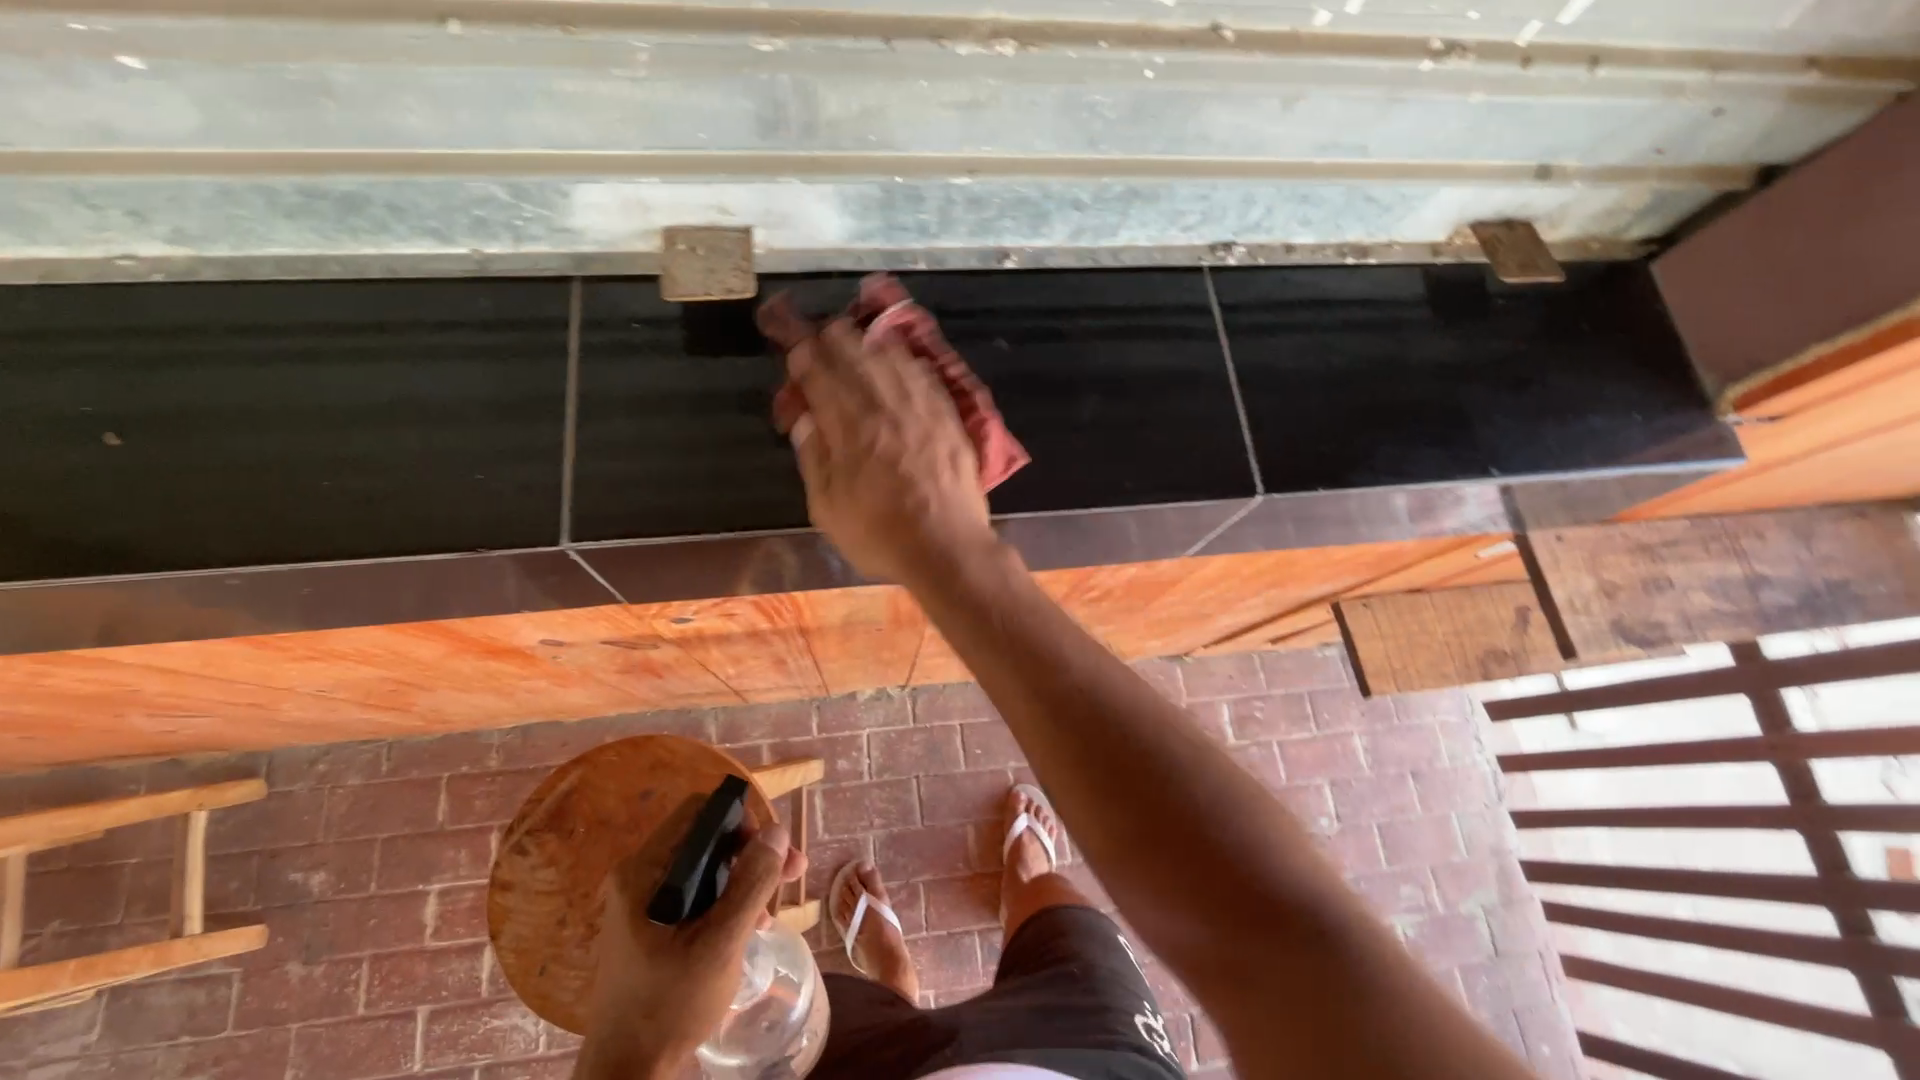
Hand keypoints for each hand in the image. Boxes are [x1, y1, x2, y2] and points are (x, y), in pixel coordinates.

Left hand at [579, 819, 805, 1077]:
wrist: (627, 1070)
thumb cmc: (670, 1005)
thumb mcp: (720, 943)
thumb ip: (751, 884)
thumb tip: (778, 830)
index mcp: (644, 872)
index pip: (698, 813)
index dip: (742, 821)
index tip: (774, 850)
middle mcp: (640, 877)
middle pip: (706, 840)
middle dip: (753, 853)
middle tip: (794, 873)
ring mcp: (644, 904)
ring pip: (706, 869)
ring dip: (746, 881)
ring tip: (773, 914)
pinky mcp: (652, 927)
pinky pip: (697, 896)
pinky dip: (728, 902)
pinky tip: (752, 927)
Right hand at [761, 308, 999, 585]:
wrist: (947, 548)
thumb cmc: (879, 534)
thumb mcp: (827, 506)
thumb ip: (813, 456)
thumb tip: (804, 416)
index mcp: (849, 423)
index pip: (815, 365)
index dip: (794, 340)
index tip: (779, 323)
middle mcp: (884, 402)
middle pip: (852, 347)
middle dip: (826, 336)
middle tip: (813, 338)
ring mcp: (921, 404)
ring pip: (888, 351)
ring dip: (862, 340)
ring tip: (849, 340)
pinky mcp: (948, 413)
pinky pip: (922, 370)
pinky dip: (901, 357)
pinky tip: (894, 358)